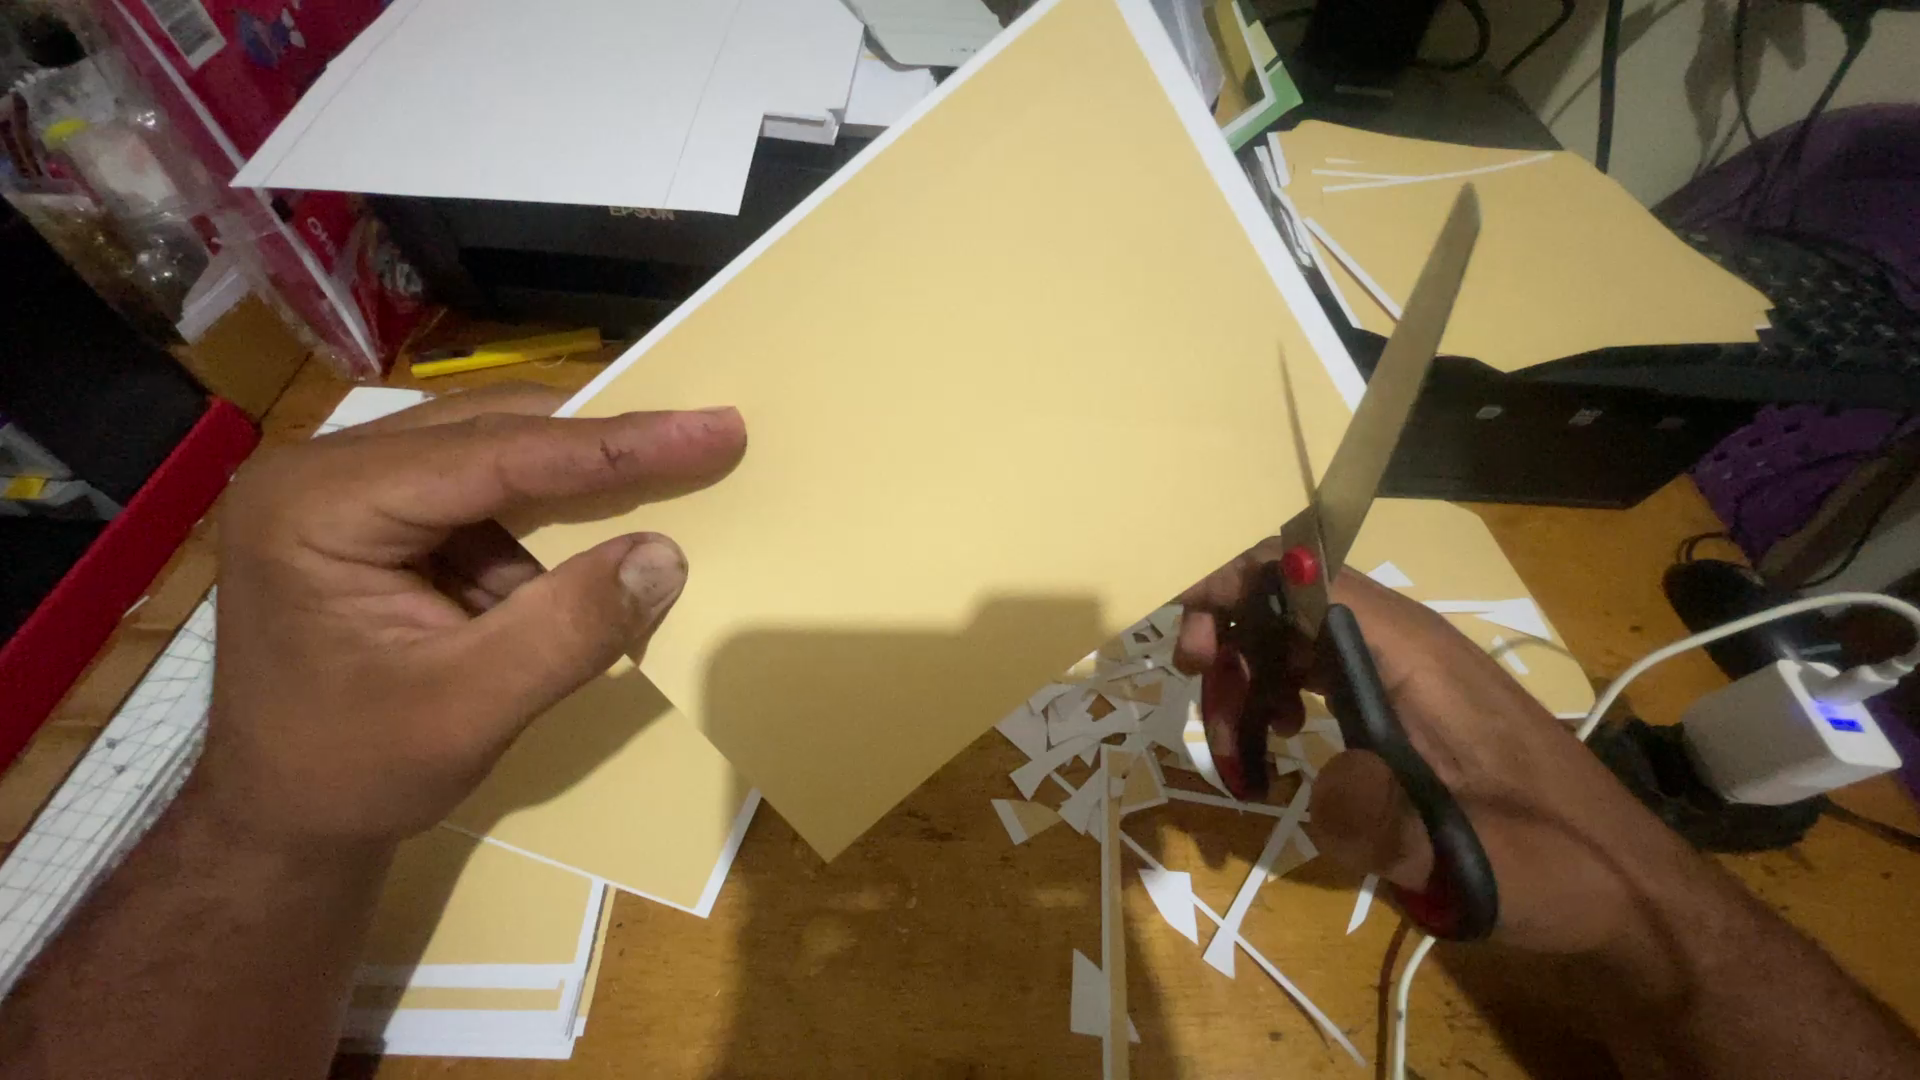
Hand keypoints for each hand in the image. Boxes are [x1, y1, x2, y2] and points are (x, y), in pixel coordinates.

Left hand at [198, 384, 745, 848]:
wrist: (284, 817)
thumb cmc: (356, 769)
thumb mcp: (471, 710)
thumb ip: (570, 629)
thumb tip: (667, 554)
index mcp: (321, 504)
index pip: (498, 454)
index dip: (618, 444)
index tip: (715, 429)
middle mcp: (330, 471)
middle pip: (501, 430)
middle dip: (609, 445)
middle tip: (706, 442)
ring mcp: (358, 488)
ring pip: (505, 451)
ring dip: (585, 485)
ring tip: (658, 499)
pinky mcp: (393, 517)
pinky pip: (498, 492)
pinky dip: (559, 522)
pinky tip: (578, 564)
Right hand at [1177, 546, 1708, 954]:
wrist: (1624, 893)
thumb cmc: (1555, 865)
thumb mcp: (1468, 857)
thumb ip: (1387, 823)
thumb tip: (1313, 778)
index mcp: (1414, 653)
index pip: (1310, 578)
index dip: (1238, 581)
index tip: (1186, 625)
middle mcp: (1399, 645)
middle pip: (1285, 602)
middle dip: (1226, 636)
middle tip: (1197, 689)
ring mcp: (1395, 669)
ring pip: (1291, 638)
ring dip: (1245, 676)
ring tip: (1237, 744)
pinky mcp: (1394, 698)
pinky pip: (1312, 669)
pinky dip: (1275, 694)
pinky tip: (1275, 741)